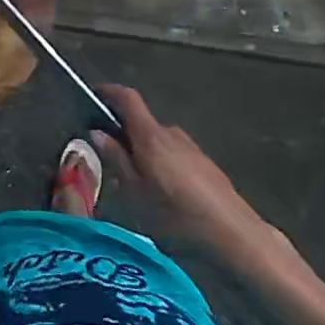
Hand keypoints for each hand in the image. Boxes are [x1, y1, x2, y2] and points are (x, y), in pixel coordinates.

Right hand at [91, 85, 277, 262]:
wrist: (230, 232)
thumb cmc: (175, 215)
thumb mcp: (135, 193)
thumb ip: (116, 160)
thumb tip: (98, 133)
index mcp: (151, 135)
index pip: (128, 98)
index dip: (110, 92)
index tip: (94, 94)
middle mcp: (171, 133)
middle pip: (142, 124)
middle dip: (123, 137)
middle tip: (108, 162)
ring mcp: (190, 147)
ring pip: (158, 143)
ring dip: (143, 155)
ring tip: (134, 188)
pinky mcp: (203, 163)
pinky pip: (173, 155)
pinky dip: (160, 165)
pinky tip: (162, 196)